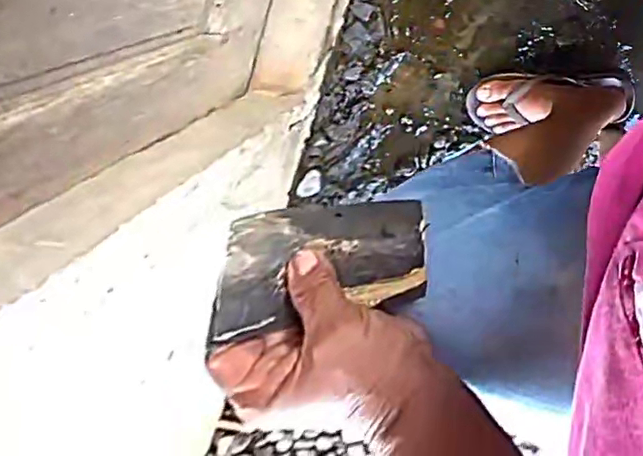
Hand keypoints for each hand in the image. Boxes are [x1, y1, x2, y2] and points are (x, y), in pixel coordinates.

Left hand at [206, 249, 457, 439]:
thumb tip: (300, 261)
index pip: (229, 344)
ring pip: (298, 306)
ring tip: (317, 255)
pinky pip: (325, 303)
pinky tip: (336, 266)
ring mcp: (310, 350)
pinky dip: (331, 285)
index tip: (252, 273)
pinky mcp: (337, 334)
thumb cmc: (370, 381)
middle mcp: (280, 369)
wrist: (414, 383)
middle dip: (280, 288)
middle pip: (266, 319)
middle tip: (291, 255)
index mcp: (261, 387)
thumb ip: (315, 292)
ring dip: (310, 282)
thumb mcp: (335, 330)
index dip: (239, 309)